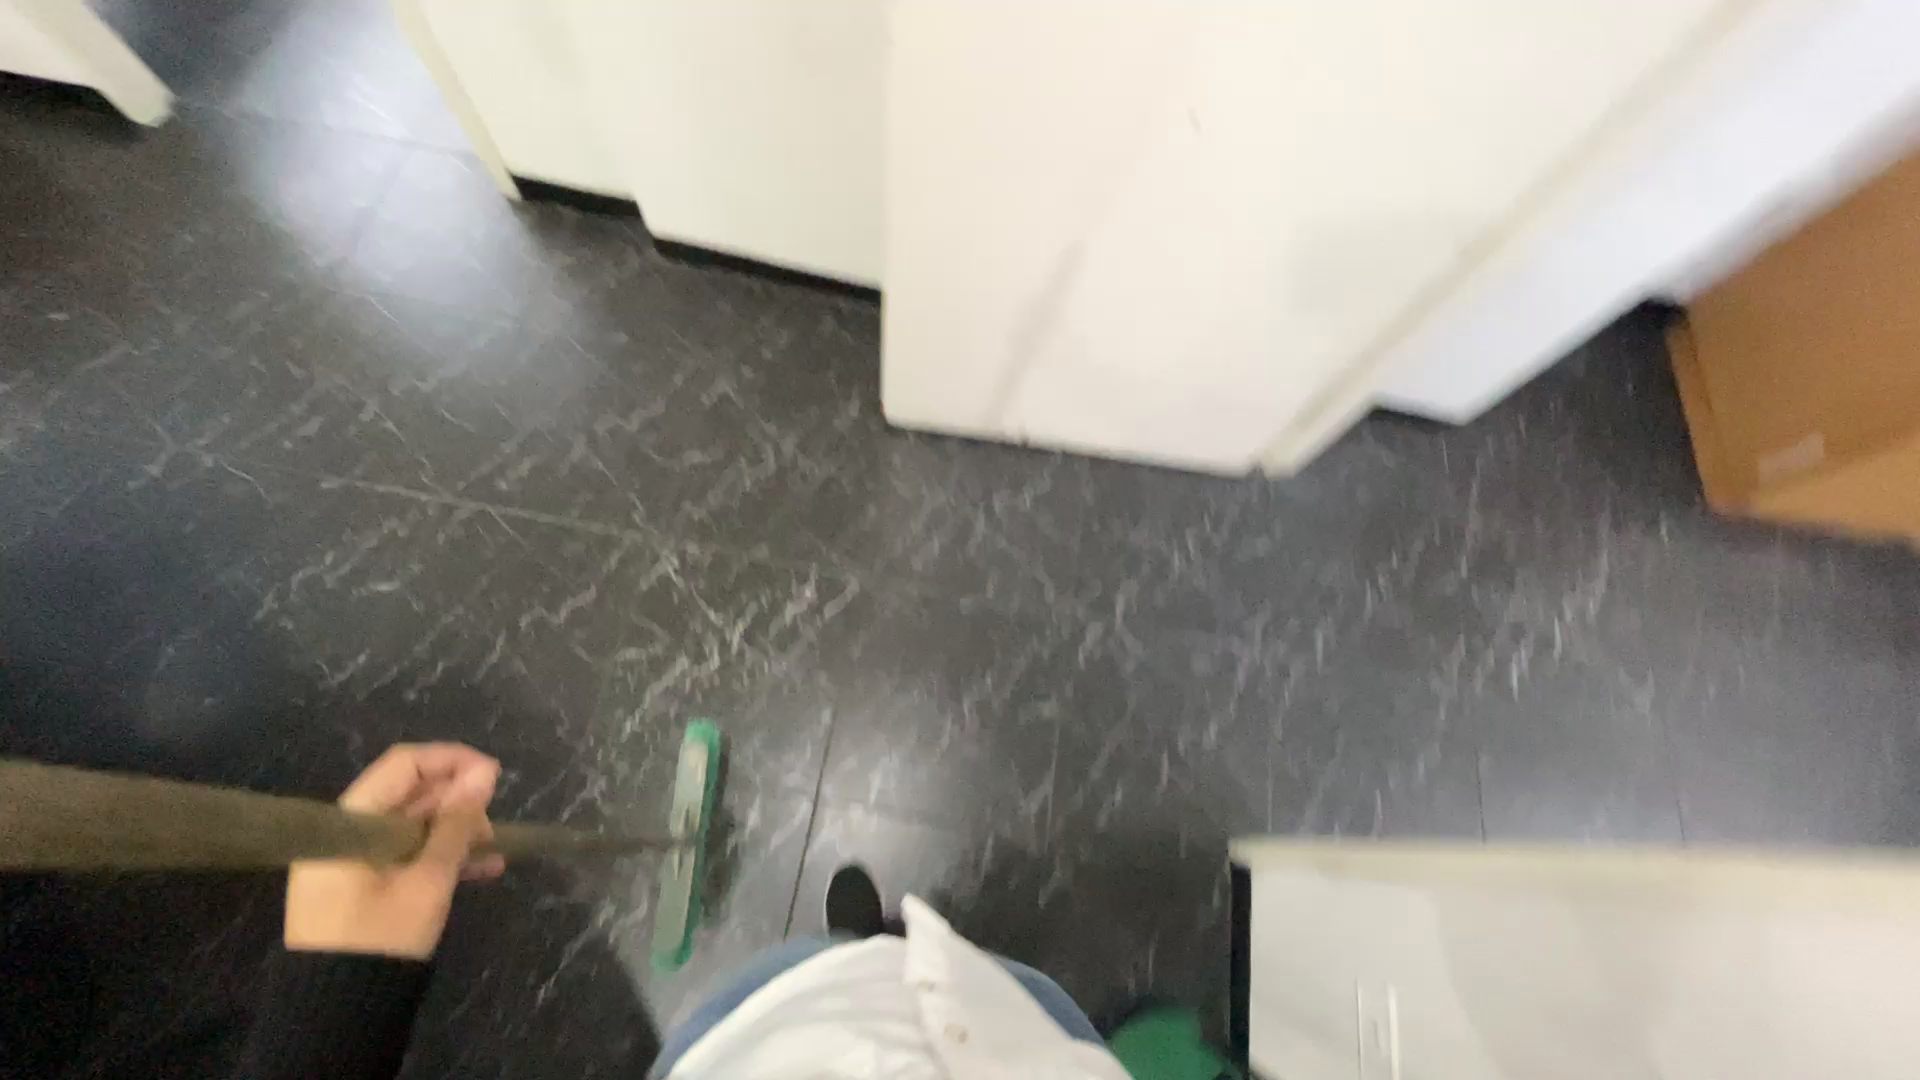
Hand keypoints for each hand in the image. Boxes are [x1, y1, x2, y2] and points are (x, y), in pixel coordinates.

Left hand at [284, 743, 506, 959]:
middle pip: (411, 793)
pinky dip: (443, 853)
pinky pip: (409, 850)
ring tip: (492, 851)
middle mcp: (347, 834)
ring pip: (416, 822)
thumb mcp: (430, 878)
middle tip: (493, 825)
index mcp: (349, 825)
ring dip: (458, 830)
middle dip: (459, 802)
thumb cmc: (382, 937)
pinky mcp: (363, 882)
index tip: (492, 776)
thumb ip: (458, 822)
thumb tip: (486, 771)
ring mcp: (353, 859)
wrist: (339, 1013)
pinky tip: (481, 868)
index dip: (452, 761)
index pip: (402, 765)